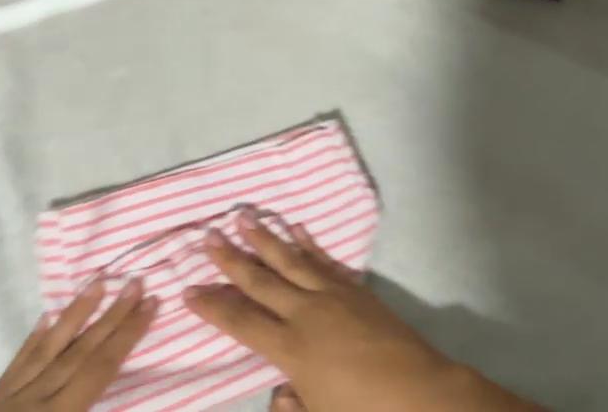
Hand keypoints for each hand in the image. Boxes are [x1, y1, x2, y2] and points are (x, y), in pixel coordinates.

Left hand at [0, 278, 156, 411]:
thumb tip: (126, 403)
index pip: (100, 368)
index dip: (128, 335)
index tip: (152, 304)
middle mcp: (35, 401)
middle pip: (80, 350)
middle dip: (112, 316)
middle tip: (137, 282)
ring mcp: (10, 400)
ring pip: (49, 348)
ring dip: (76, 314)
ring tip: (98, 283)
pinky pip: (16, 365)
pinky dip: (32, 341)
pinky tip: (45, 320)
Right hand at [184, 212, 544, 411]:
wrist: (419, 393)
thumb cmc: (363, 411)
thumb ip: (289, 406)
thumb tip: (277, 391)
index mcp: (291, 348)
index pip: (242, 323)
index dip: (213, 307)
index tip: (188, 289)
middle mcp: (306, 313)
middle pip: (261, 281)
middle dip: (232, 260)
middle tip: (208, 236)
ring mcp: (333, 295)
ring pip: (291, 260)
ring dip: (266, 238)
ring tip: (244, 216)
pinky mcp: (356, 289)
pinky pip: (325, 261)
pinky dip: (309, 244)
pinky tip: (296, 229)